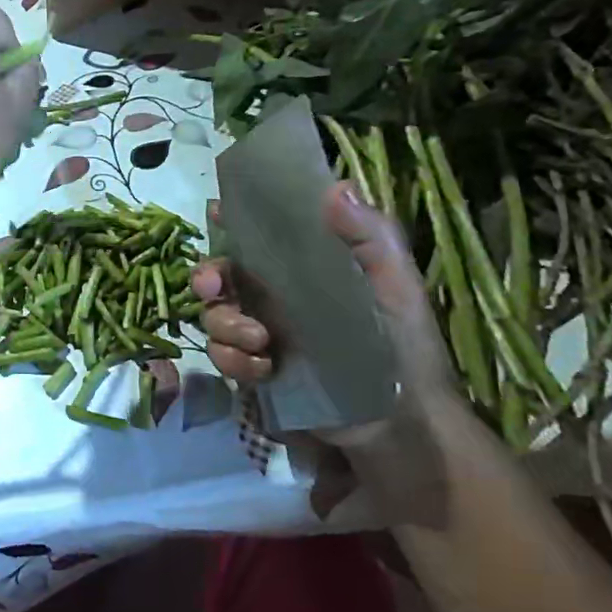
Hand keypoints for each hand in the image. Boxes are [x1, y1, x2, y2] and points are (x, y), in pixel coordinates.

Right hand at [193, 181, 459, 518]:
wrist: (402, 424)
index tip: (216, 213)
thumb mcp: (394, 284)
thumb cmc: (404, 345)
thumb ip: (370, 236)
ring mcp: (260, 333)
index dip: (231, 220)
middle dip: (207, 274)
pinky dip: (234, 360)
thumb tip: (335, 187)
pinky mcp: (254, 370)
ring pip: (214, 314)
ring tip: (260, 340)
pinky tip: (263, 369)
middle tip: (212, 285)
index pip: (258, 234)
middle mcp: (273, 295)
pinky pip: (223, 357)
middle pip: (220, 273)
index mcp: (302, 267)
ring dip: (224, 323)